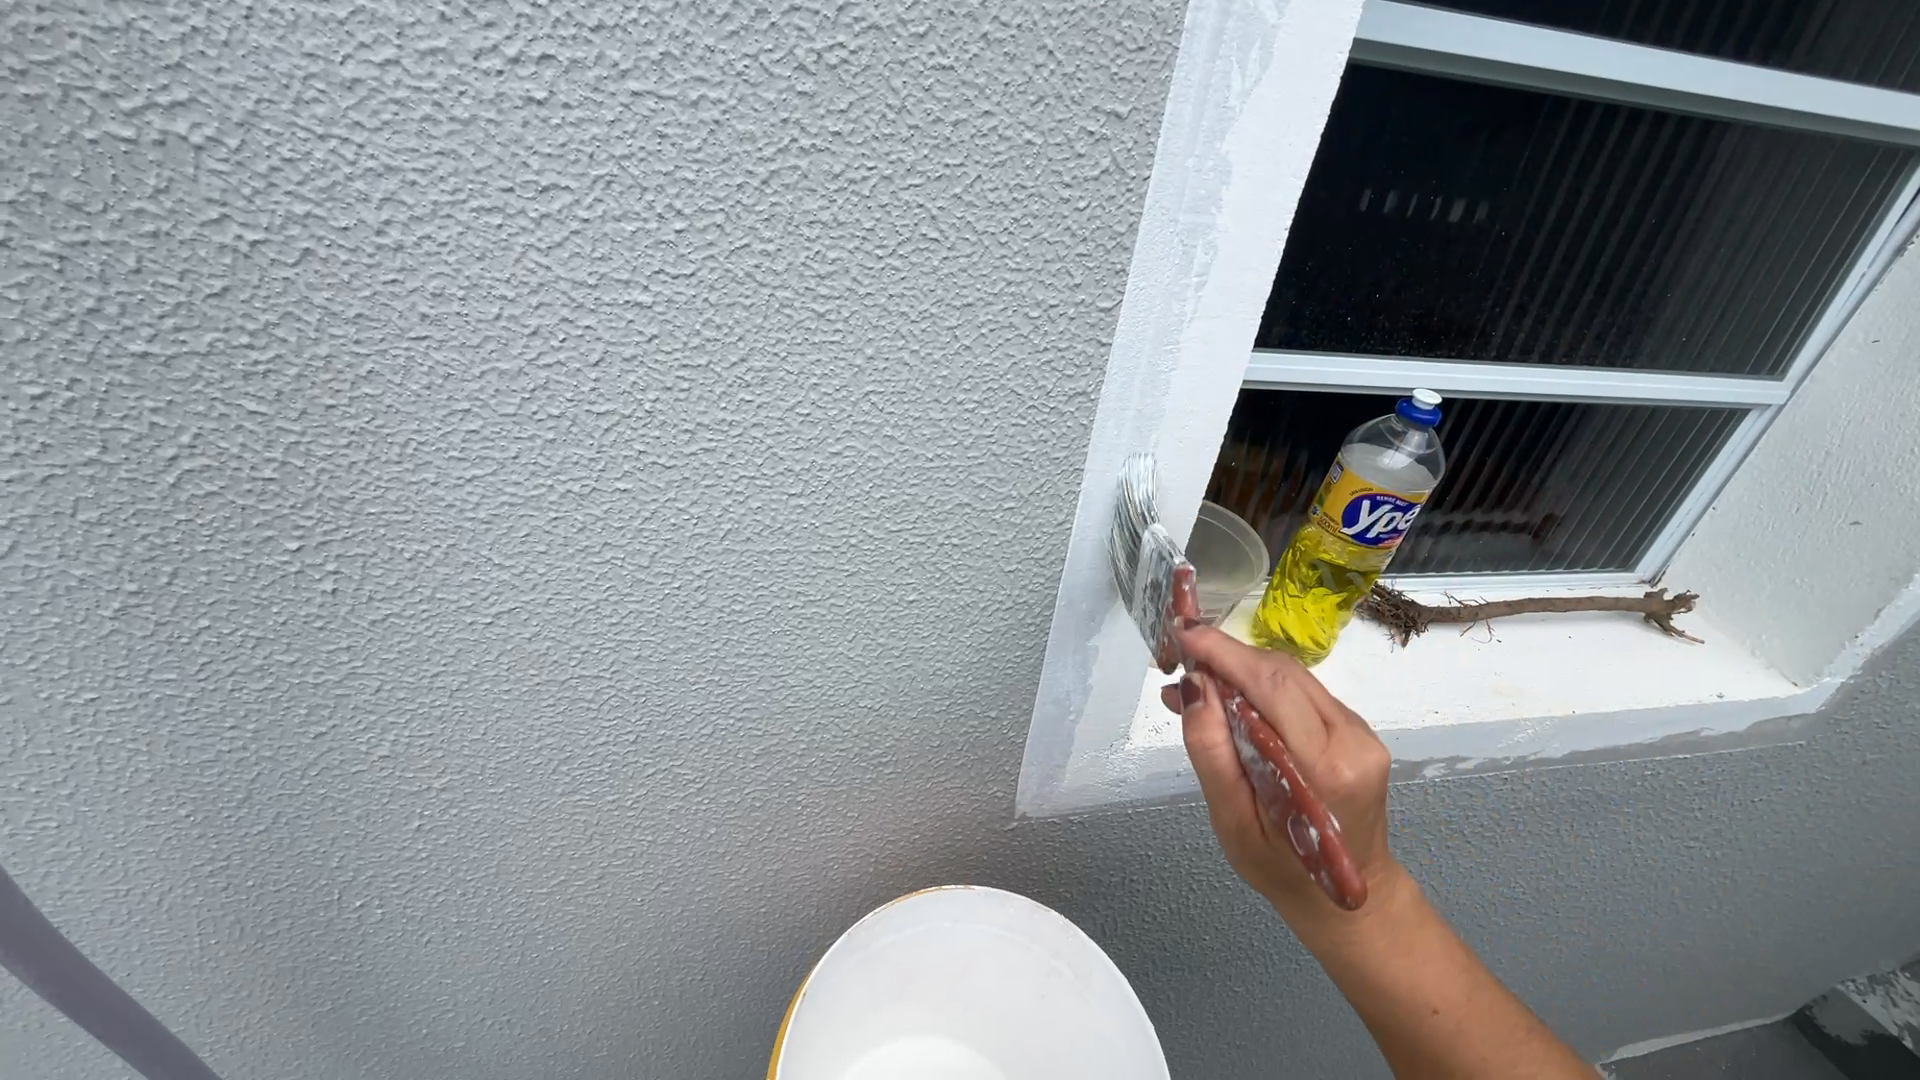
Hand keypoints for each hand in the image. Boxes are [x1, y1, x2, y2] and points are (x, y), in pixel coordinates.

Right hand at [1159, 623, 1401, 920]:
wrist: (1348, 897)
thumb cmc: (1281, 869)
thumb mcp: (1231, 821)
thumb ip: (1212, 751)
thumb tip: (1192, 687)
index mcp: (1324, 767)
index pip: (1271, 686)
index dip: (1224, 653)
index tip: (1181, 634)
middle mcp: (1351, 739)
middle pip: (1281, 672)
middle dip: (1226, 656)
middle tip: (1177, 659)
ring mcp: (1360, 731)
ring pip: (1291, 676)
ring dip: (1240, 669)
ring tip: (1195, 682)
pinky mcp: (1355, 729)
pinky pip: (1300, 691)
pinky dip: (1259, 685)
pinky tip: (1228, 699)